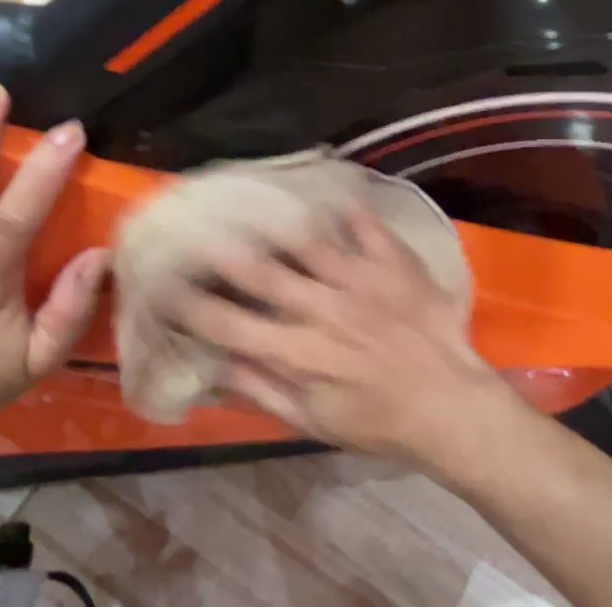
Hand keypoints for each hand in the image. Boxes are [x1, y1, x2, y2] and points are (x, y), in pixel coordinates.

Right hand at [159, 214, 523, 471]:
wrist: (450, 403)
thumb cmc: (377, 421)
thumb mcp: (311, 421)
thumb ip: (260, 390)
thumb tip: (211, 366)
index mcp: (296, 351)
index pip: (227, 323)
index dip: (188, 304)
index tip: (161, 284)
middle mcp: (322, 307)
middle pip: (259, 270)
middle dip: (219, 248)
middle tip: (193, 226)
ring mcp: (361, 278)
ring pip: (307, 239)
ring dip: (272, 219)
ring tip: (247, 198)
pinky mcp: (394, 263)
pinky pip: (365, 225)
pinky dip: (345, 207)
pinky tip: (326, 189)